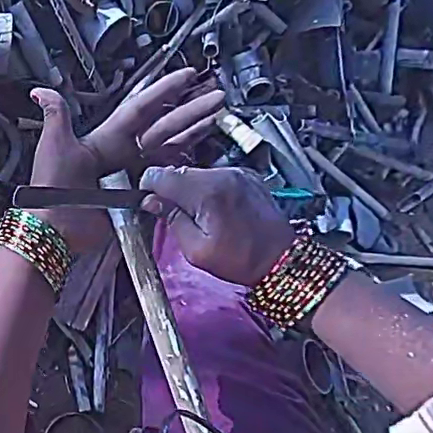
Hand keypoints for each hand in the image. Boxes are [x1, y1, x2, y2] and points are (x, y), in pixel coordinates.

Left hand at [25, 68, 225, 252]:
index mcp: (106, 138)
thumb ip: (56, 115)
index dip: (164, 90)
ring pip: (170, 148)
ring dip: (193, 132)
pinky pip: (166, 178)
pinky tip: (201, 155)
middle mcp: (122, 154)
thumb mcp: (54, 144)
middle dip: (190, 110)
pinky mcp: (138, 196)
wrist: (55, 226)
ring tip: (216, 116)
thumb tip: (40, 90)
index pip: (141, 107)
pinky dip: (184, 168)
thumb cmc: (51, 186)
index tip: (185, 76)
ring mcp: (132, 175)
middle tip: (214, 96)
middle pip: (164, 125)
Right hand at [139, 166, 295, 285]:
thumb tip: (150, 202)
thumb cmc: (241, 260)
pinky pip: (214, 176)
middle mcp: (222, 175)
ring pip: (195, 173)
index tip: (148, 202)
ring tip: (195, 214)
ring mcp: (236, 173)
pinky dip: (206, 188)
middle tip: (172, 214)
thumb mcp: (197, 250)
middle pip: (177, 171)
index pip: (160, 175)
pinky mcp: (246, 177)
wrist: (284, 260)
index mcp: (206, 192)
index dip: (148, 188)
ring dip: (188, 189)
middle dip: (169, 190)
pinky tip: (212, 208)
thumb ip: (172, 220)